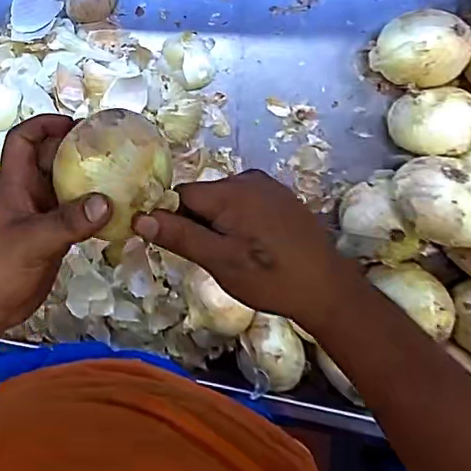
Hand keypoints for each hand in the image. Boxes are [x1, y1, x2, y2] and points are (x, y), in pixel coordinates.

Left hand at [0, 114, 109, 345]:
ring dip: (89, 179)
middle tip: (112, 147)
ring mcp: (40, 215)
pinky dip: (93, 209)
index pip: (23, 139)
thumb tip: (107, 201)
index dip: (44, 124)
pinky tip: (116, 212)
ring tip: (122, 174)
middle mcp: (28, 194)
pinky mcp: (51, 237)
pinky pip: (75, 213)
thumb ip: (68, 222)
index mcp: (15, 183)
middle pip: (51, 159)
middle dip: (76, 149)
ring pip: (65, 186)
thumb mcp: (31, 241)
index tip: (75, 124)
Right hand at [136, 170, 352, 330]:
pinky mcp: (282, 198)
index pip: (180, 196)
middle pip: (202, 197)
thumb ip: (179, 236)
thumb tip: (140, 218)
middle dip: (199, 224)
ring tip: (236, 256)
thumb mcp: (219, 261)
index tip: (183, 248)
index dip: (175, 222)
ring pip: (223, 201)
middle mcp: (247, 179)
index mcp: (229, 191)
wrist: (330, 291)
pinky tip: (255, 248)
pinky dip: (240, 222)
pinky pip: (245, 203)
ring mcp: (267, 186)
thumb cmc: (270, 278)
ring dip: (219, 224)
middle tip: (214, 258)